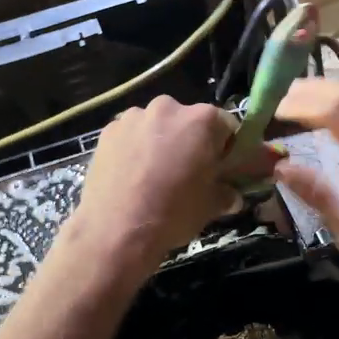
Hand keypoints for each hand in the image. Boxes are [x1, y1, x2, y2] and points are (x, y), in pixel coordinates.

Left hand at [66, 96, 262, 277]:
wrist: (116, 230)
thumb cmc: (173, 213)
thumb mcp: (210, 207)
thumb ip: (225, 193)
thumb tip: (231, 196)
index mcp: (202, 120)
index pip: (225, 125)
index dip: (226, 147)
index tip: (220, 166)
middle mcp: (167, 108)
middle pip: (187, 121)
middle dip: (189, 141)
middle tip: (186, 172)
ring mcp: (133, 117)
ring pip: (155, 126)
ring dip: (160, 142)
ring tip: (154, 175)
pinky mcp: (107, 131)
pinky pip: (130, 136)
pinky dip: (134, 148)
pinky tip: (131, 175)